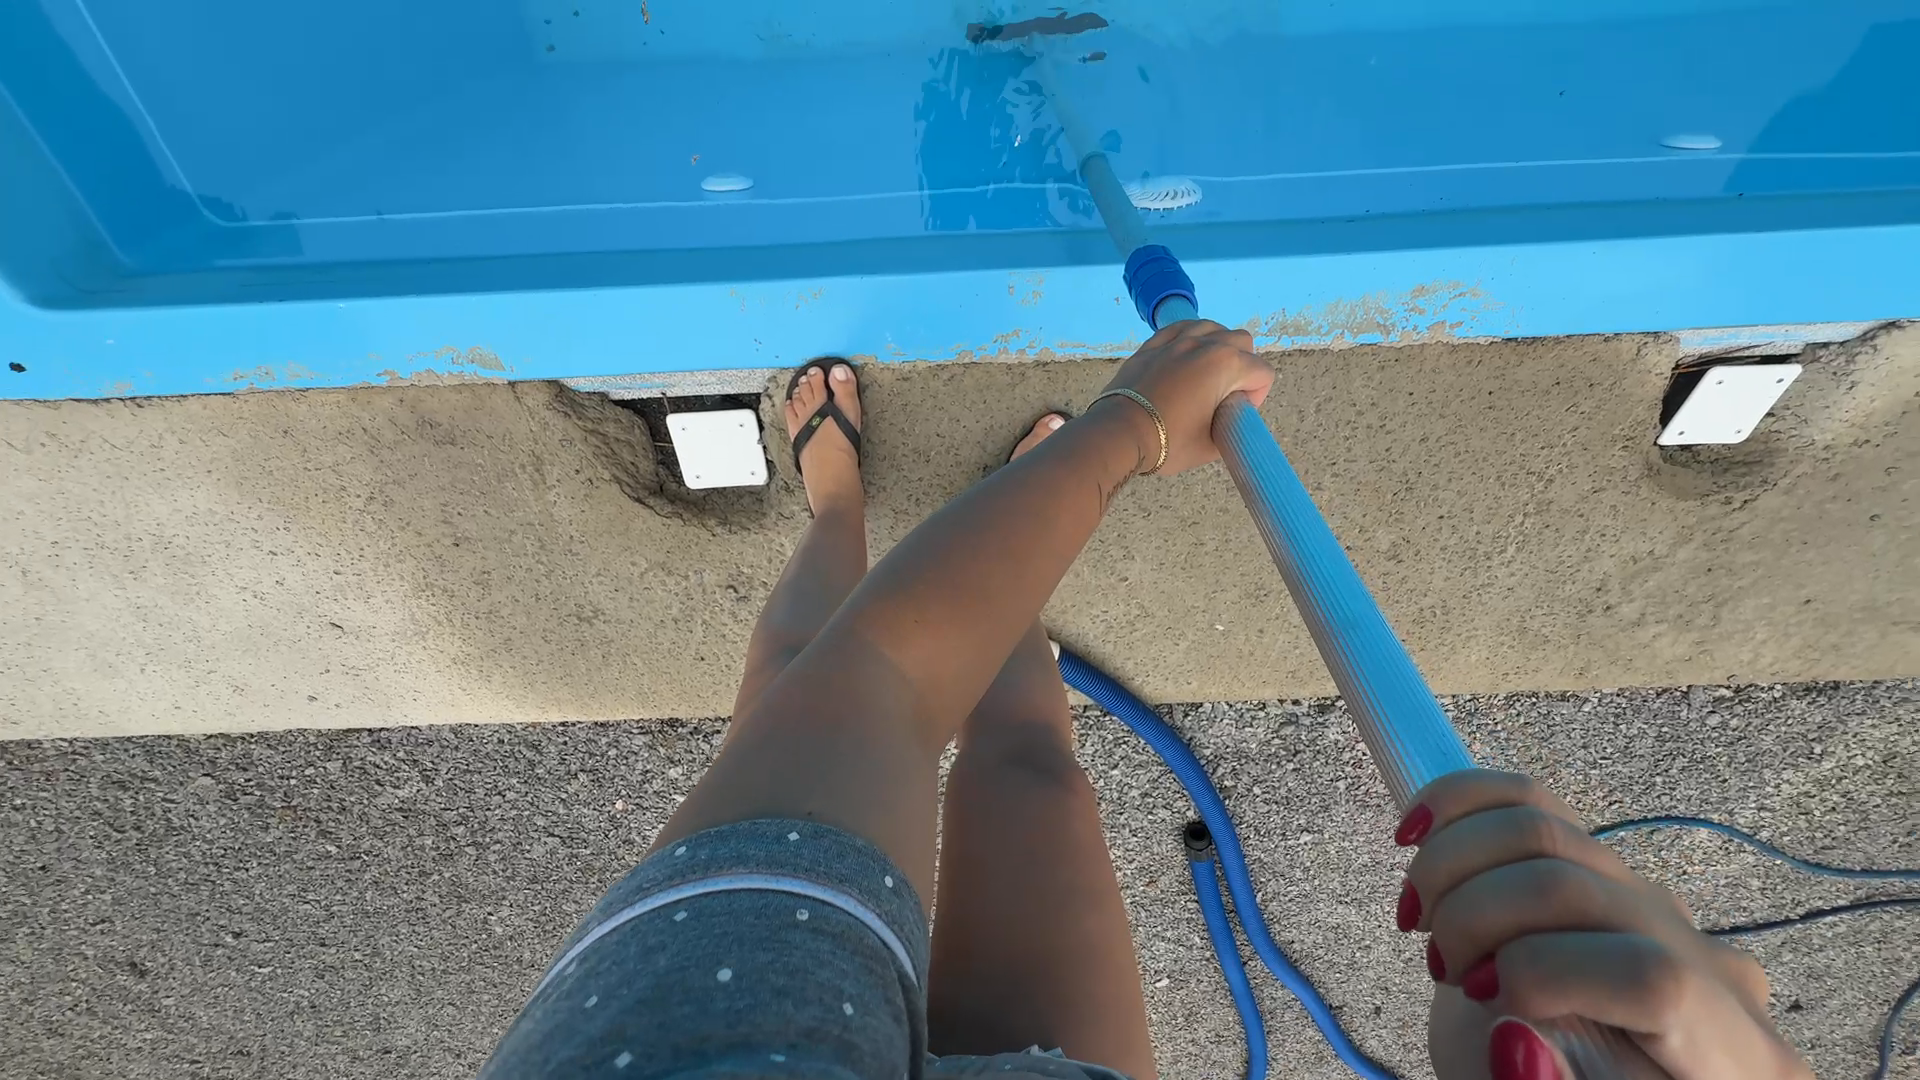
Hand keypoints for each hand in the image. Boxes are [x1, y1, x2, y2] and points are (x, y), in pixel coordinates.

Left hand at [1095, 320, 1272, 475]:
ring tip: (1206, 373)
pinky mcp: (1151, 345)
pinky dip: (1188, 338)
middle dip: (1243, 366)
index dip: (1256, 397)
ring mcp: (1175, 341)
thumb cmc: (1168, 443)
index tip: (1236, 414)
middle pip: (1242, 342)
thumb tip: (1228, 417)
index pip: (1262, 373)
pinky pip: (1179, 329)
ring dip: (1217, 346)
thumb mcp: (1210, 446)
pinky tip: (1183, 355)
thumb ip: (1231, 427)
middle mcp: (1204, 344)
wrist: (1119, 435)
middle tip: (1226, 394)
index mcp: (1226, 365)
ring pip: (1211, 328)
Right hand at [1398, 770, 1811, 1079]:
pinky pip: (1519, 795)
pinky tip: (1411, 836)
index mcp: (1734, 1054)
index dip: (1545, 974)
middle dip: (1470, 915)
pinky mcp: (1589, 858)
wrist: (1559, 1071)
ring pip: (1535, 823)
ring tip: (1420, 917)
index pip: (1650, 977)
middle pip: (1569, 885)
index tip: (1483, 1002)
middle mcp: (1703, 957)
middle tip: (1437, 965)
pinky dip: (1450, 802)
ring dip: (1444, 865)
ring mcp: (1645, 897)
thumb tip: (1512, 1040)